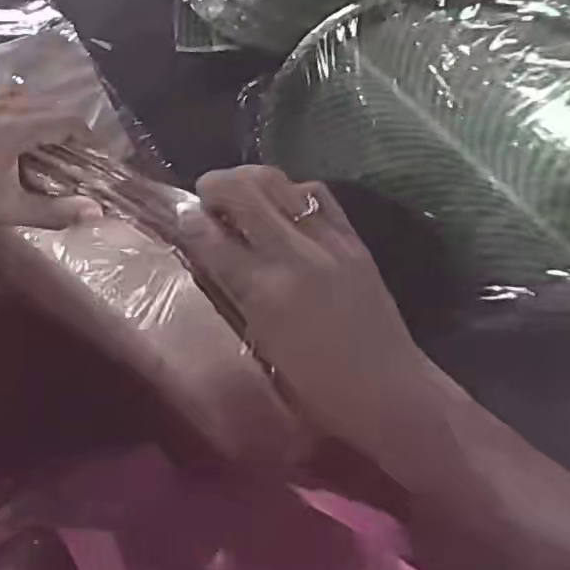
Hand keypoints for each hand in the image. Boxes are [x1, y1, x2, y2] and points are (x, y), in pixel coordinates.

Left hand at [0, 89, 103, 241]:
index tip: (93, 151)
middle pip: (48, 104)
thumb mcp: (15, 210)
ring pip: (26, 98)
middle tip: (77, 147)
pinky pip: (4, 99)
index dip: (84, 133)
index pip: (64, 119)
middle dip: (67, 122)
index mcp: (14, 129)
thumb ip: (57, 211)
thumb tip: (95, 212)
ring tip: (52, 139)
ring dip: (44, 114)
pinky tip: (21, 130)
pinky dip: (21, 108)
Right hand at [178, 166, 428, 447]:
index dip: (188, 219)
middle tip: (206, 194)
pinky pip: (315, 191)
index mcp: (265, 293)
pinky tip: (282, 203)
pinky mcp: (353, 237)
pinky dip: (289, 189)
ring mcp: (327, 241)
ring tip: (239, 192)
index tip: (180, 215)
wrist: (389, 390)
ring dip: (248, 179)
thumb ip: (230, 285)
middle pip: (242, 191)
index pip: (211, 237)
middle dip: (213, 184)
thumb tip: (203, 243)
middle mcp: (294, 257)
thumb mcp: (259, 338)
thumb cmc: (315, 383)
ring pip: (276, 181)